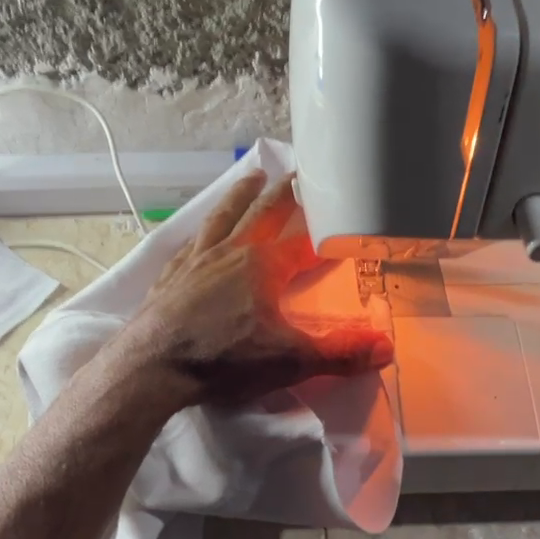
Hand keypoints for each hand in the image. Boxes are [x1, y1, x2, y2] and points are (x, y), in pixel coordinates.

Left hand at [109, 171, 393, 409]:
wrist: (153, 366)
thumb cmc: (224, 359)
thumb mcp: (290, 360)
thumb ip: (339, 352)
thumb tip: (386, 347)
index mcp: (266, 266)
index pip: (305, 239)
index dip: (326, 228)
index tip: (343, 215)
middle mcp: (232, 252)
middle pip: (265, 213)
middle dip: (285, 194)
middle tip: (299, 172)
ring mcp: (197, 260)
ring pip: (224, 217)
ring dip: (240, 196)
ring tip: (251, 176)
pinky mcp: (170, 275)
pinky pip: (190, 243)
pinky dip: (201, 232)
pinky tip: (200, 232)